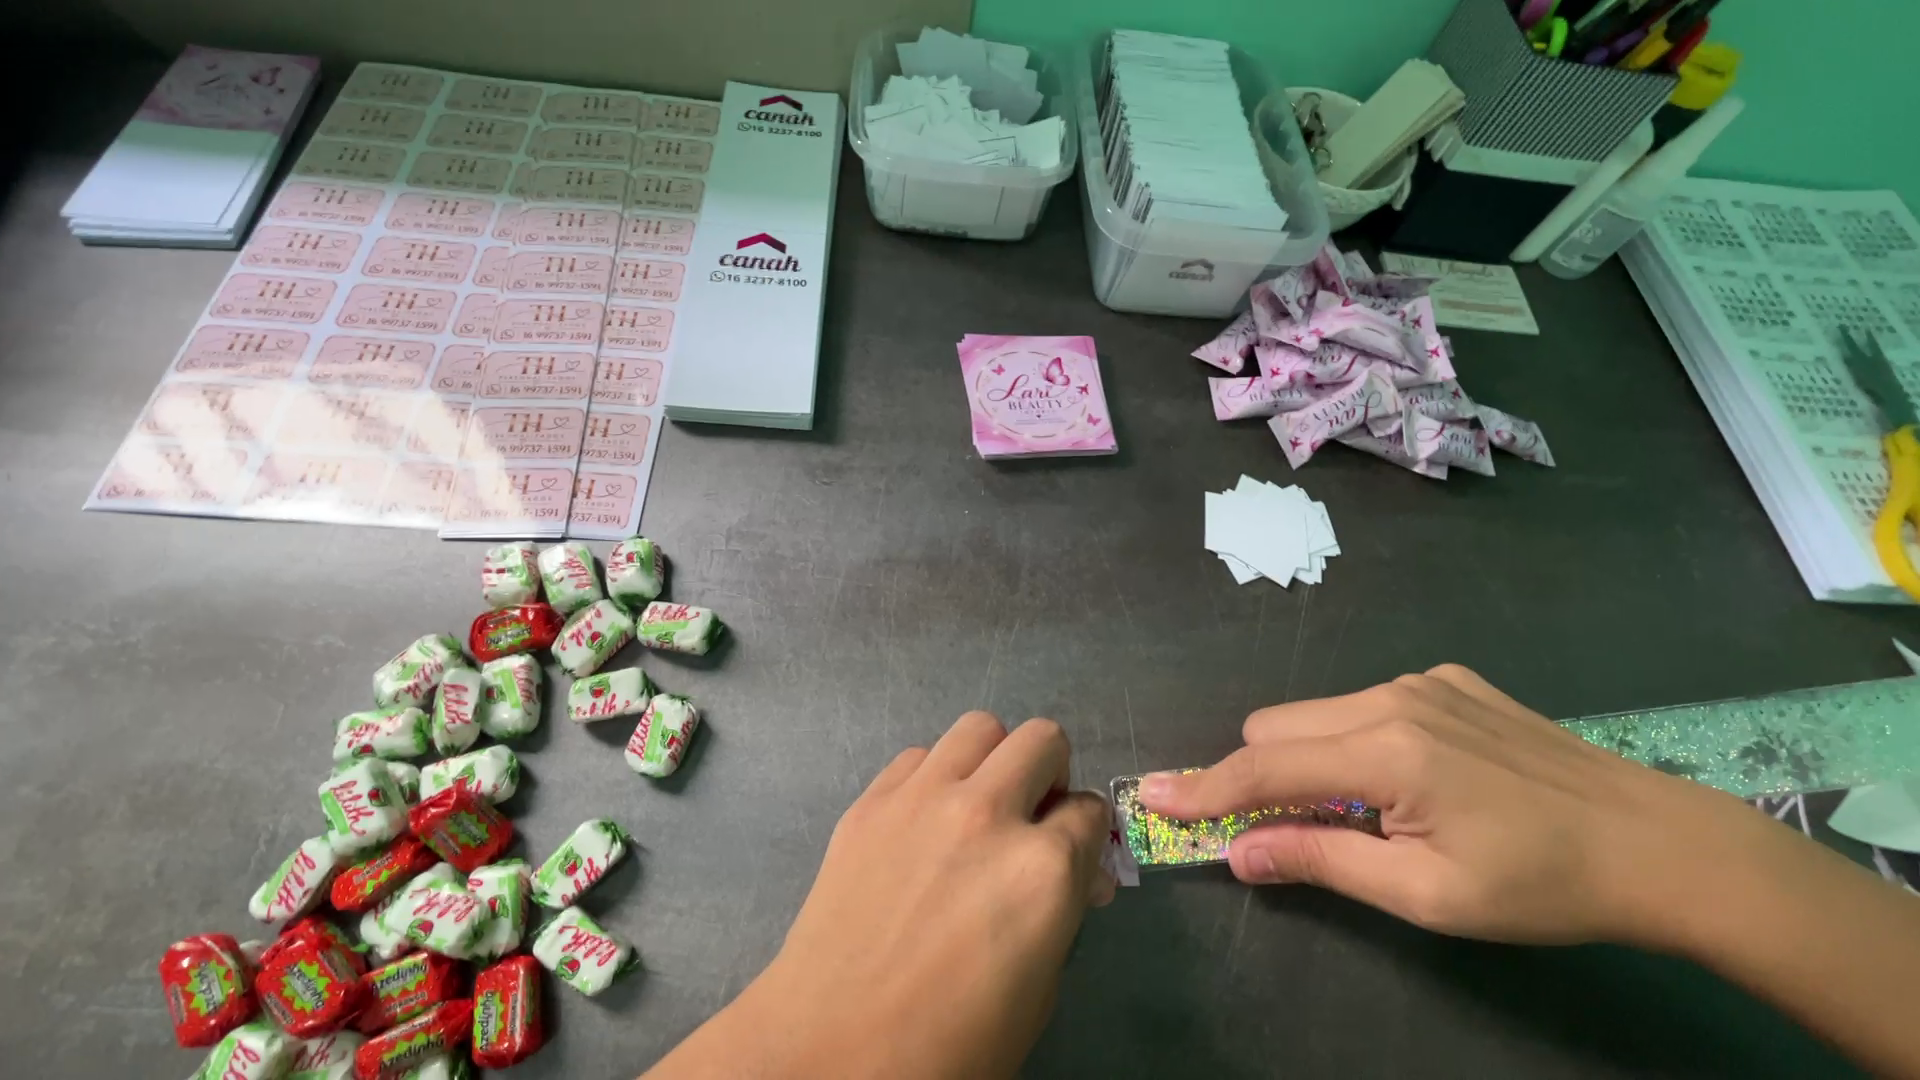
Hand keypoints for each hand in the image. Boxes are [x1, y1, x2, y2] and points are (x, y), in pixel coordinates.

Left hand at [646, 712, 1114, 1079]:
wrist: (833, 1049)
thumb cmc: (952, 1043)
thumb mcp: (1040, 987)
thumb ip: (1065, 908)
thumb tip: (1079, 869)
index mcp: (1042, 868)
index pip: (1091, 810)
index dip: (1088, 834)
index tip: (1075, 851)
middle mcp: (987, 814)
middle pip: (1044, 739)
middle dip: (1052, 774)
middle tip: (1033, 814)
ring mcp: (922, 798)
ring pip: (980, 726)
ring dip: (994, 759)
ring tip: (981, 801)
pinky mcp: (870, 801)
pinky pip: (918, 755)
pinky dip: (935, 776)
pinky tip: (924, 819)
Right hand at [1139, 665, 1776, 946]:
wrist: (1663, 844)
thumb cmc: (1542, 885)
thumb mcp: (1426, 894)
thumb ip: (1322, 862)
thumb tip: (1240, 854)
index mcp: (1385, 751)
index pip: (1263, 767)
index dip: (1205, 789)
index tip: (1156, 800)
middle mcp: (1391, 697)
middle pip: (1274, 725)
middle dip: (1257, 774)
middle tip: (1279, 828)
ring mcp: (1422, 681)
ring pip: (1315, 712)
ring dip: (1306, 757)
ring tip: (1359, 810)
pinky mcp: (1448, 679)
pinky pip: (1363, 702)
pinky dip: (1351, 739)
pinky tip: (1411, 777)